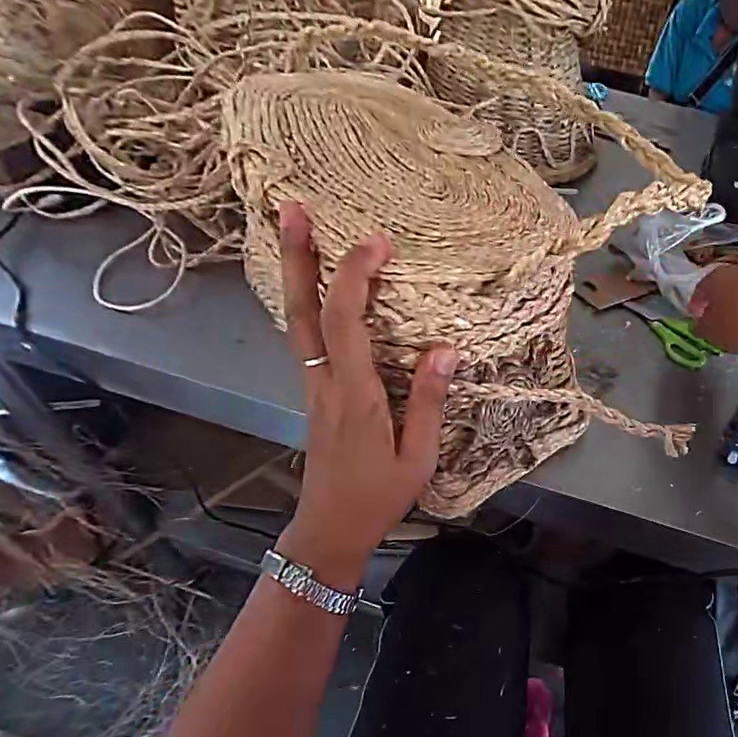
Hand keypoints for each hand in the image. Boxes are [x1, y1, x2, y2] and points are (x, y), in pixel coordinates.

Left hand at [275, 202, 455, 589]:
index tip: (378, 242)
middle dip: (298, 257)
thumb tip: (446, 348)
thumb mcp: (417, 457)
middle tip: (292, 208)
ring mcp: (312, 384)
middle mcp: (323, 381)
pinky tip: (313, 283)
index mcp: (353, 395)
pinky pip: (305, 335)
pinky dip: (306, 299)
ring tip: (296, 229)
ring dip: (295, 272)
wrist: (330, 528)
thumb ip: (429, 401)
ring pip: (297, 320)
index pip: (346, 323)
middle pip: (302, 311)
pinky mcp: (314, 390)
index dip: (357, 277)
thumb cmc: (378, 496)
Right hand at [688, 264, 737, 355]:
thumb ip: (701, 326)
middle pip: (723, 284)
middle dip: (717, 300)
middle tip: (713, 318)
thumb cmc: (737, 326)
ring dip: (736, 302)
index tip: (695, 317)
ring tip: (734, 321)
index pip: (700, 288)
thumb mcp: (711, 332)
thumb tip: (700, 324)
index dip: (696, 304)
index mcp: (716, 276)